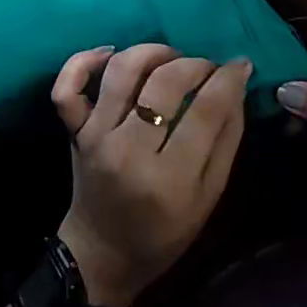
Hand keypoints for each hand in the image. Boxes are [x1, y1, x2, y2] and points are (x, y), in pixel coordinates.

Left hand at [50, 44, 250, 306]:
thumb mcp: (210, 194)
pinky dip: (84, 61)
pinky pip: (67, 87)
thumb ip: (227, 138)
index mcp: (170, 177)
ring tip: (172, 58)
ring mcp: (95, 137)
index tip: (239, 66)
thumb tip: (236, 83)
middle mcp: (128, 150)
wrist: (102, 254)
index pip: (205, 109)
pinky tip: (110, 53)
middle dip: (196, 63)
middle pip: (165, 82)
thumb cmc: (165, 231)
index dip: (229, 78)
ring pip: (121, 71)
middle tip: (209, 68)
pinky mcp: (73, 132)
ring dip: (153, 52)